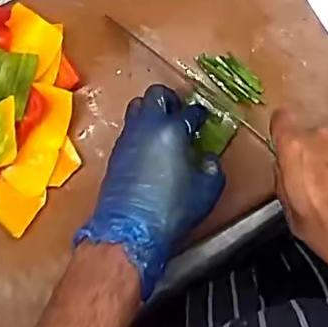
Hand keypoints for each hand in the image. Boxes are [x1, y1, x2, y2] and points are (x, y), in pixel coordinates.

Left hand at [75, 85, 225, 298]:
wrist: (128, 232)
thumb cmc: (171, 209)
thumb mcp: (206, 190)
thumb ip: (212, 167)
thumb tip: (207, 159)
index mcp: (173, 129)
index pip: (190, 111)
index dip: (200, 114)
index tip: (203, 118)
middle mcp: (148, 126)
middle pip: (155, 95)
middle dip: (170, 99)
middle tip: (179, 112)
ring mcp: (128, 138)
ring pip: (136, 107)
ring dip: (150, 112)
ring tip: (163, 127)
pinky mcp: (115, 153)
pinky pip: (129, 129)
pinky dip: (140, 131)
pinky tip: (149, 149)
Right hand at [272, 111, 327, 276]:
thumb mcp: (299, 224)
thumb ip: (287, 193)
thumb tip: (286, 184)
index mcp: (296, 150)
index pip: (281, 123)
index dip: (281, 130)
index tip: (282, 141)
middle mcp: (324, 137)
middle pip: (311, 142)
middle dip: (312, 163)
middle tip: (317, 195)